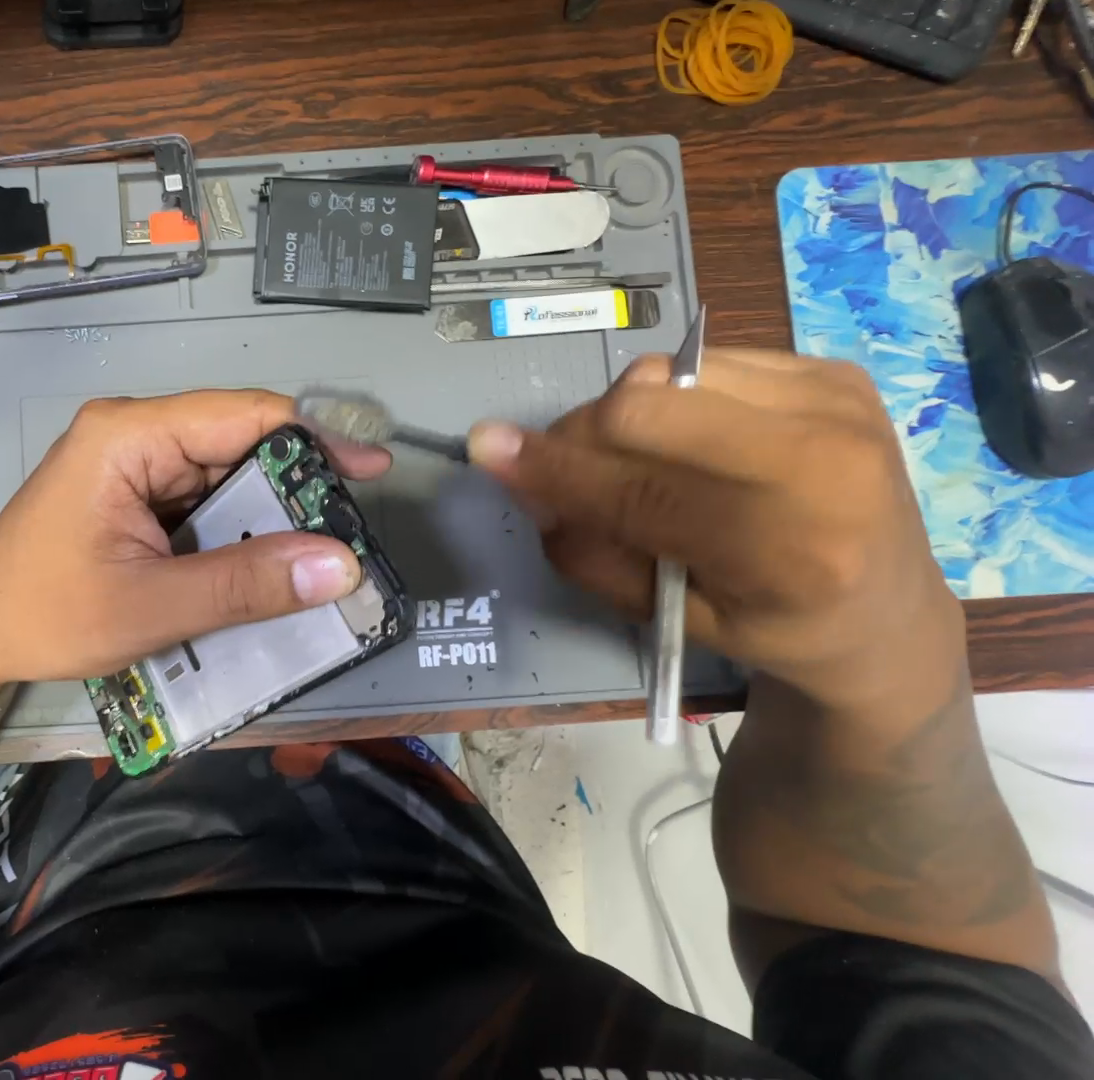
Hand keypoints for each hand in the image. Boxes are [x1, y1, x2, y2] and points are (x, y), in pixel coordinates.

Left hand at [0, 390, 392, 690]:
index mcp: (127, 436)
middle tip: (350, 534)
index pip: (243, 415)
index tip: (371, 474)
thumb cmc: (45, 615)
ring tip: (320, 556)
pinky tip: (268, 564)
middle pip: (237, 442)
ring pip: (223, 475)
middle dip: (296, 487)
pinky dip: (237, 531)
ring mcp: (131, 465)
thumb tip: (341, 565)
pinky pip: (201, 502)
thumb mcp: (151, 606)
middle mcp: (132, 435)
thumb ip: (245, 585)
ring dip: (269, 514)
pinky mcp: (131, 496)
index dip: (315, 440)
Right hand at [466, 348, 960, 716]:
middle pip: (646, 406)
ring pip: (666, 374)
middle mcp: (826, 460)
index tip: (485, 446)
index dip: (553, 468)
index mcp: (788, 547)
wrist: (884, 604)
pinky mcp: (833, 371)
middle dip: (584, 434)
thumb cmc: (765, 625)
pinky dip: (671, 400)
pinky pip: (701, 363)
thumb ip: (589, 551)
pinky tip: (694, 439)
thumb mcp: (667, 615)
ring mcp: (836, 404)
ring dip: (626, 416)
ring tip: (645, 460)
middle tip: (572, 466)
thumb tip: (524, 479)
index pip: (637, 492)